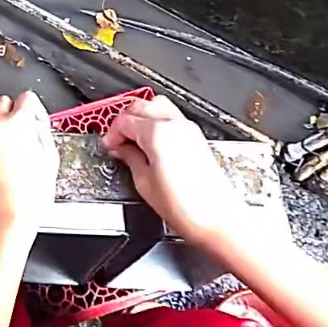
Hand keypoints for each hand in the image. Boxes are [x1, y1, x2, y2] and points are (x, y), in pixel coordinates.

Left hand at [0, 92, 55, 250]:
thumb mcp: (50, 160)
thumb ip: (43, 132)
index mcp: (20, 124)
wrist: (4, 220)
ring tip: (1, 134)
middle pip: (4, 101)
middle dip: (12, 112)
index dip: (32, 109)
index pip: (27, 98)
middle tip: (18, 130)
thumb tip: (37, 121)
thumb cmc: (28, 198)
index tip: (32, 117)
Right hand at [101, 96, 253, 247]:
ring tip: (131, 137)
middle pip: (140, 106)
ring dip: (141, 116)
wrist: (219, 220)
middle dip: (123, 121)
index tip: (108, 145)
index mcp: (157, 133)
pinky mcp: (196, 137)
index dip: (111, 133)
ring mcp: (188, 129)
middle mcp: (175, 125)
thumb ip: (130, 158)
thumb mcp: (144, 183)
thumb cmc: (187, 207)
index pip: (125, 121)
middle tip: (116, 140)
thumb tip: (121, 149)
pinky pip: (171, 116)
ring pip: (157, 105)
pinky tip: (149, 141)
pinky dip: (156, 121)